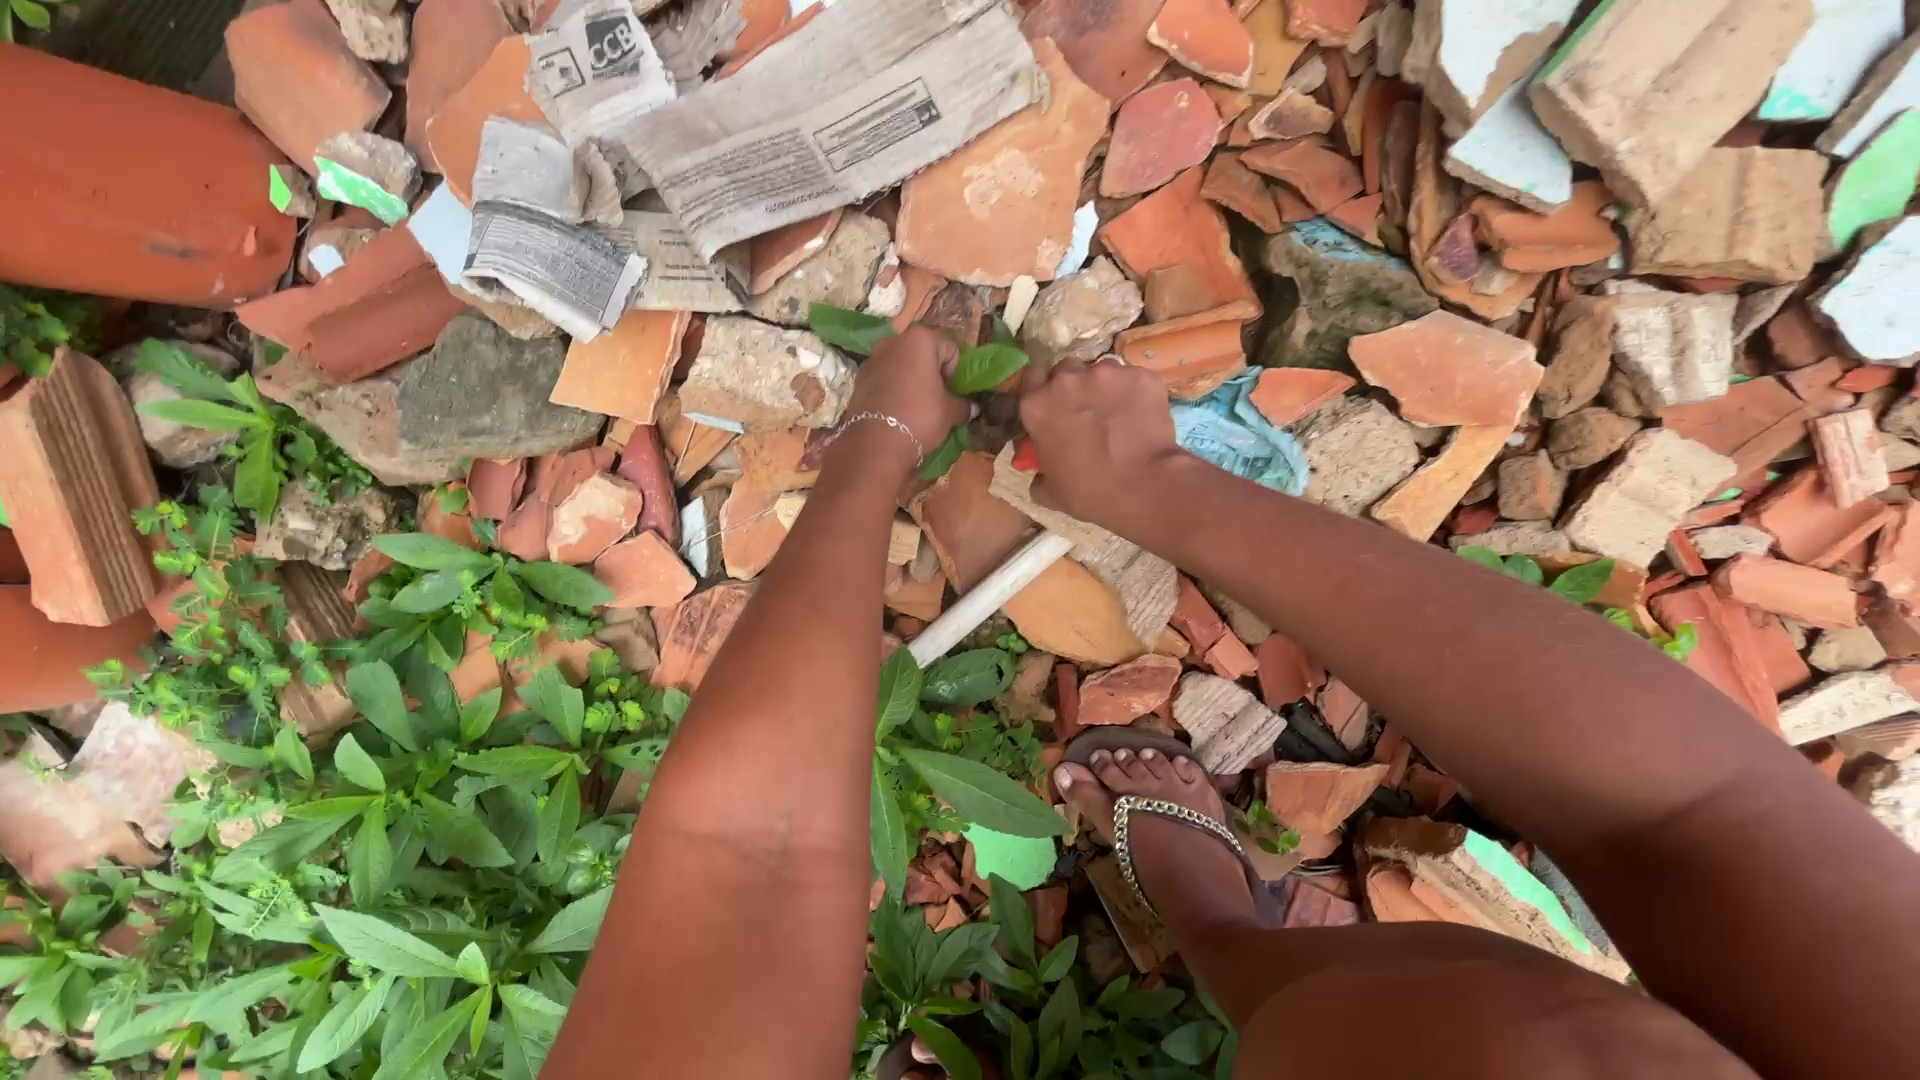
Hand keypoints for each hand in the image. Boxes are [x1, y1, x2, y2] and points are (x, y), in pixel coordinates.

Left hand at [841, 326, 971, 469]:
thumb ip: (962, 405)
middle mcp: (893, 342)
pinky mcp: (859, 379)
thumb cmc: (920, 417)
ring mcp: (872, 359)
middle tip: (938, 398)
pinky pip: (884, 379)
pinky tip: (897, 411)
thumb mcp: (950, 412)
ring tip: (916, 406)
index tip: (953, 392)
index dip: (956, 371)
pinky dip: (893, 389)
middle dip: (932, 373)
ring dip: (911, 380)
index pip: (951, 348)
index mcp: (920, 339)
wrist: (875, 443)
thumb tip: (972, 408)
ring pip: (901, 366)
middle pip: (923, 353)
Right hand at [1019, 357, 1192, 532]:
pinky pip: (1132, 379)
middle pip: (1066, 370)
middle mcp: (1067, 380)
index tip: (1051, 405)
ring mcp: (1106, 373)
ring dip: (1104, 388)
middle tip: (1085, 412)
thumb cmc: (1088, 491)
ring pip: (1101, 371)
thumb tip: (1039, 476)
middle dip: (1073, 387)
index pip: (1030, 378)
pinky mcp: (1140, 376)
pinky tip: (1140, 416)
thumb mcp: (1050, 491)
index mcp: (1037, 405)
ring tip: (1117, 414)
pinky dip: (1134, 393)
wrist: (1142, 486)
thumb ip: (1038, 476)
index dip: (1041, 390)